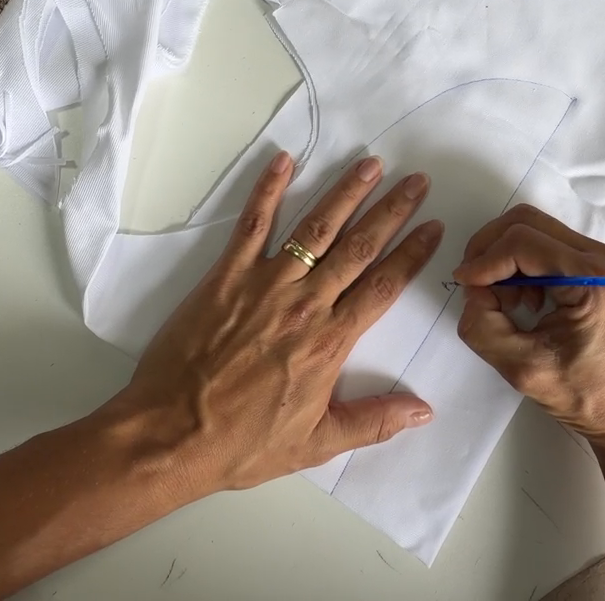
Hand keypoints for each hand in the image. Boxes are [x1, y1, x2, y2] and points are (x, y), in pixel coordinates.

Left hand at [106, 152, 443, 497]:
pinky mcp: (227, 274)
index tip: (433, 226)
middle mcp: (306, 303)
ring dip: (346, 192)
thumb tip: (425, 410)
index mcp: (330, 341)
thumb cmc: (243, 442)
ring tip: (371, 164)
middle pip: (359, 247)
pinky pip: (253, 225)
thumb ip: (373, 422)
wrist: (170, 433)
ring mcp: (266, 283)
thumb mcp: (316, 444)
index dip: (412, 253)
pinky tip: (284, 161)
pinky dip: (268, 190)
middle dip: (392, 210)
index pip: (384, 286)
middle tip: (417, 180)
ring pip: (315, 227)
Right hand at [454, 205, 604, 459]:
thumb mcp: (521, 368)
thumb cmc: (586, 397)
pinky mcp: (597, 266)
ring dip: (507, 258)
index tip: (464, 284)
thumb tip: (471, 289)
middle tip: (474, 283)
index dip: (485, 260)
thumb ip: (482, 325)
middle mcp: (603, 257)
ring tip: (505, 302)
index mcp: (593, 279)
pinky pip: (547, 245)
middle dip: (491, 248)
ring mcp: (603, 259)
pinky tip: (525, 301)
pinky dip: (523, 265)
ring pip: (535, 230)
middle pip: (527, 222)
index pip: (522, 242)